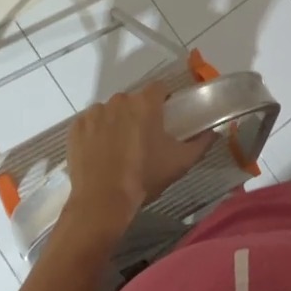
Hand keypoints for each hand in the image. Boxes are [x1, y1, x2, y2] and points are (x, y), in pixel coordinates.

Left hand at [62, 84, 212, 237]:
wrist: (102, 202)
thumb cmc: (144, 178)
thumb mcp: (179, 163)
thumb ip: (200, 143)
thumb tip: (214, 133)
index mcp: (145, 104)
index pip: (159, 88)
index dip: (164, 100)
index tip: (166, 116)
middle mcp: (118, 101)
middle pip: (132, 101)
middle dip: (138, 114)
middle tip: (143, 139)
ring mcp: (94, 113)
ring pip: (110, 111)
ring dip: (116, 123)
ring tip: (119, 150)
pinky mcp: (76, 127)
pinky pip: (90, 124)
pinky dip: (95, 134)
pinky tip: (100, 154)